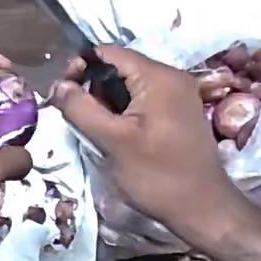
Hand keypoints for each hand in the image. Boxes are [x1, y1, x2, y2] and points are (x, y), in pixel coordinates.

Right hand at [51, 46, 248, 246]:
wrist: (203, 208)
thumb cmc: (157, 174)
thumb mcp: (112, 141)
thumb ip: (81, 108)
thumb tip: (57, 85)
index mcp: (157, 76)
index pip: (108, 52)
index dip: (80, 66)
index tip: (63, 93)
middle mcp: (171, 77)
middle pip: (119, 67)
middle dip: (92, 86)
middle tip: (76, 115)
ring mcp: (178, 94)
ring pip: (129, 84)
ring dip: (106, 101)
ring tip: (95, 128)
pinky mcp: (179, 112)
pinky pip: (143, 99)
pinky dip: (124, 110)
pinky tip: (115, 133)